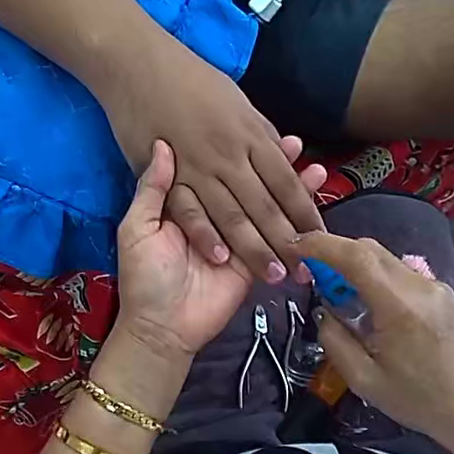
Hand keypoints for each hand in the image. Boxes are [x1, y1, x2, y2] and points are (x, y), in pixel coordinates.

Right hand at [98, 41, 325, 283]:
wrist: (137, 65)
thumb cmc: (190, 80)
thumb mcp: (237, 101)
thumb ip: (261, 133)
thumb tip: (286, 156)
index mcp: (251, 135)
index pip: (287, 183)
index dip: (306, 214)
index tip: (322, 240)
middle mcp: (230, 154)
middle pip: (266, 206)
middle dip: (288, 243)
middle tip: (307, 272)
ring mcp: (198, 167)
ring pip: (233, 215)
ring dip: (255, 249)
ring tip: (275, 276)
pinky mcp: (168, 177)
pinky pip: (190, 212)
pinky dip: (206, 235)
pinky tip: (222, 258)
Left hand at [114, 140, 323, 360]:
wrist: (159, 326)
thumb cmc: (143, 276)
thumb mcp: (137, 228)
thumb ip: (153, 190)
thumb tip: (163, 148)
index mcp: (191, 204)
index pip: (219, 170)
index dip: (238, 150)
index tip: (252, 127)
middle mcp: (218, 218)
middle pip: (252, 186)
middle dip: (276, 167)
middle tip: (297, 144)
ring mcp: (239, 241)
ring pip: (270, 209)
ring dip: (294, 191)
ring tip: (316, 169)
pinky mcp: (254, 266)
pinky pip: (276, 242)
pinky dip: (296, 226)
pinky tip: (314, 208)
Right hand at [294, 231, 453, 446]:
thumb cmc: (419, 400)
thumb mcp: (363, 379)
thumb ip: (334, 340)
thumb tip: (323, 312)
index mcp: (399, 306)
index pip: (355, 256)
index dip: (320, 245)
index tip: (295, 246)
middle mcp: (420, 286)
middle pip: (369, 249)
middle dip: (333, 252)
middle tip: (308, 273)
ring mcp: (434, 286)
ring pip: (384, 257)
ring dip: (354, 264)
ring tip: (335, 291)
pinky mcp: (441, 293)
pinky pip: (399, 272)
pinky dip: (374, 276)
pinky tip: (366, 303)